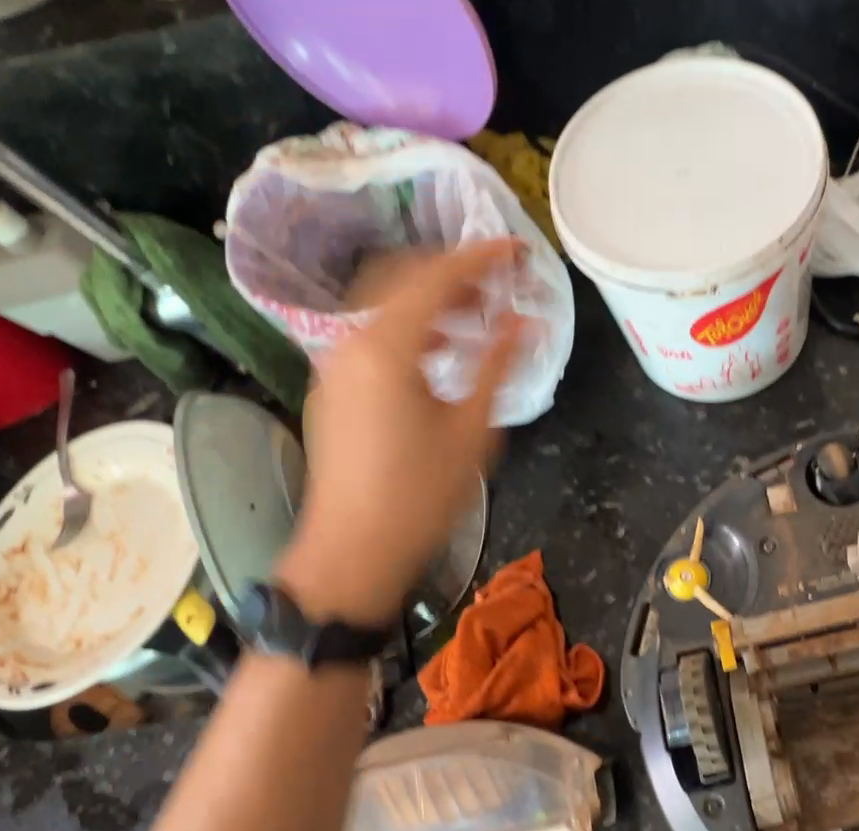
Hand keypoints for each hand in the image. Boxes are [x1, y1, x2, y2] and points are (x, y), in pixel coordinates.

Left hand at [275, 239, 524, 625]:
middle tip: (496, 286)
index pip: (435, 277)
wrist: (353, 550)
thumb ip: (497, 365)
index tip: (517, 251)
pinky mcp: (333, 387)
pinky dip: (408, 328)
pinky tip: (440, 357)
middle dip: (452, 273)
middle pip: (400, 278)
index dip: (480, 257)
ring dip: (430, 301)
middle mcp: (350, 341)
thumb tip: (525, 323)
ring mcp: (334, 364)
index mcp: (386, 347)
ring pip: (382, 305)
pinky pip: (371, 335)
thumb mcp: (472, 431)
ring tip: (475, 322)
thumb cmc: (420, 495)